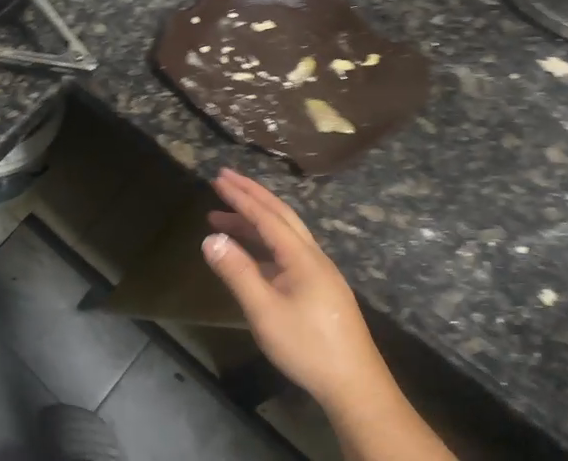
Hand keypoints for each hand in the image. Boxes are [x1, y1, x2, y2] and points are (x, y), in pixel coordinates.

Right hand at [201, 169, 391, 409]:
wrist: (357, 389)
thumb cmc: (307, 346)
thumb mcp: (263, 311)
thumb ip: (236, 272)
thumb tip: (210, 238)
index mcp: (303, 259)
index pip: (267, 217)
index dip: (241, 197)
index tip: (217, 178)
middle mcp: (315, 259)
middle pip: (282, 216)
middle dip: (252, 195)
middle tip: (224, 179)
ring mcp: (321, 275)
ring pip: (286, 234)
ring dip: (255, 220)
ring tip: (222, 217)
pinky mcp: (322, 291)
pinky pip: (289, 251)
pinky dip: (264, 240)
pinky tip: (250, 253)